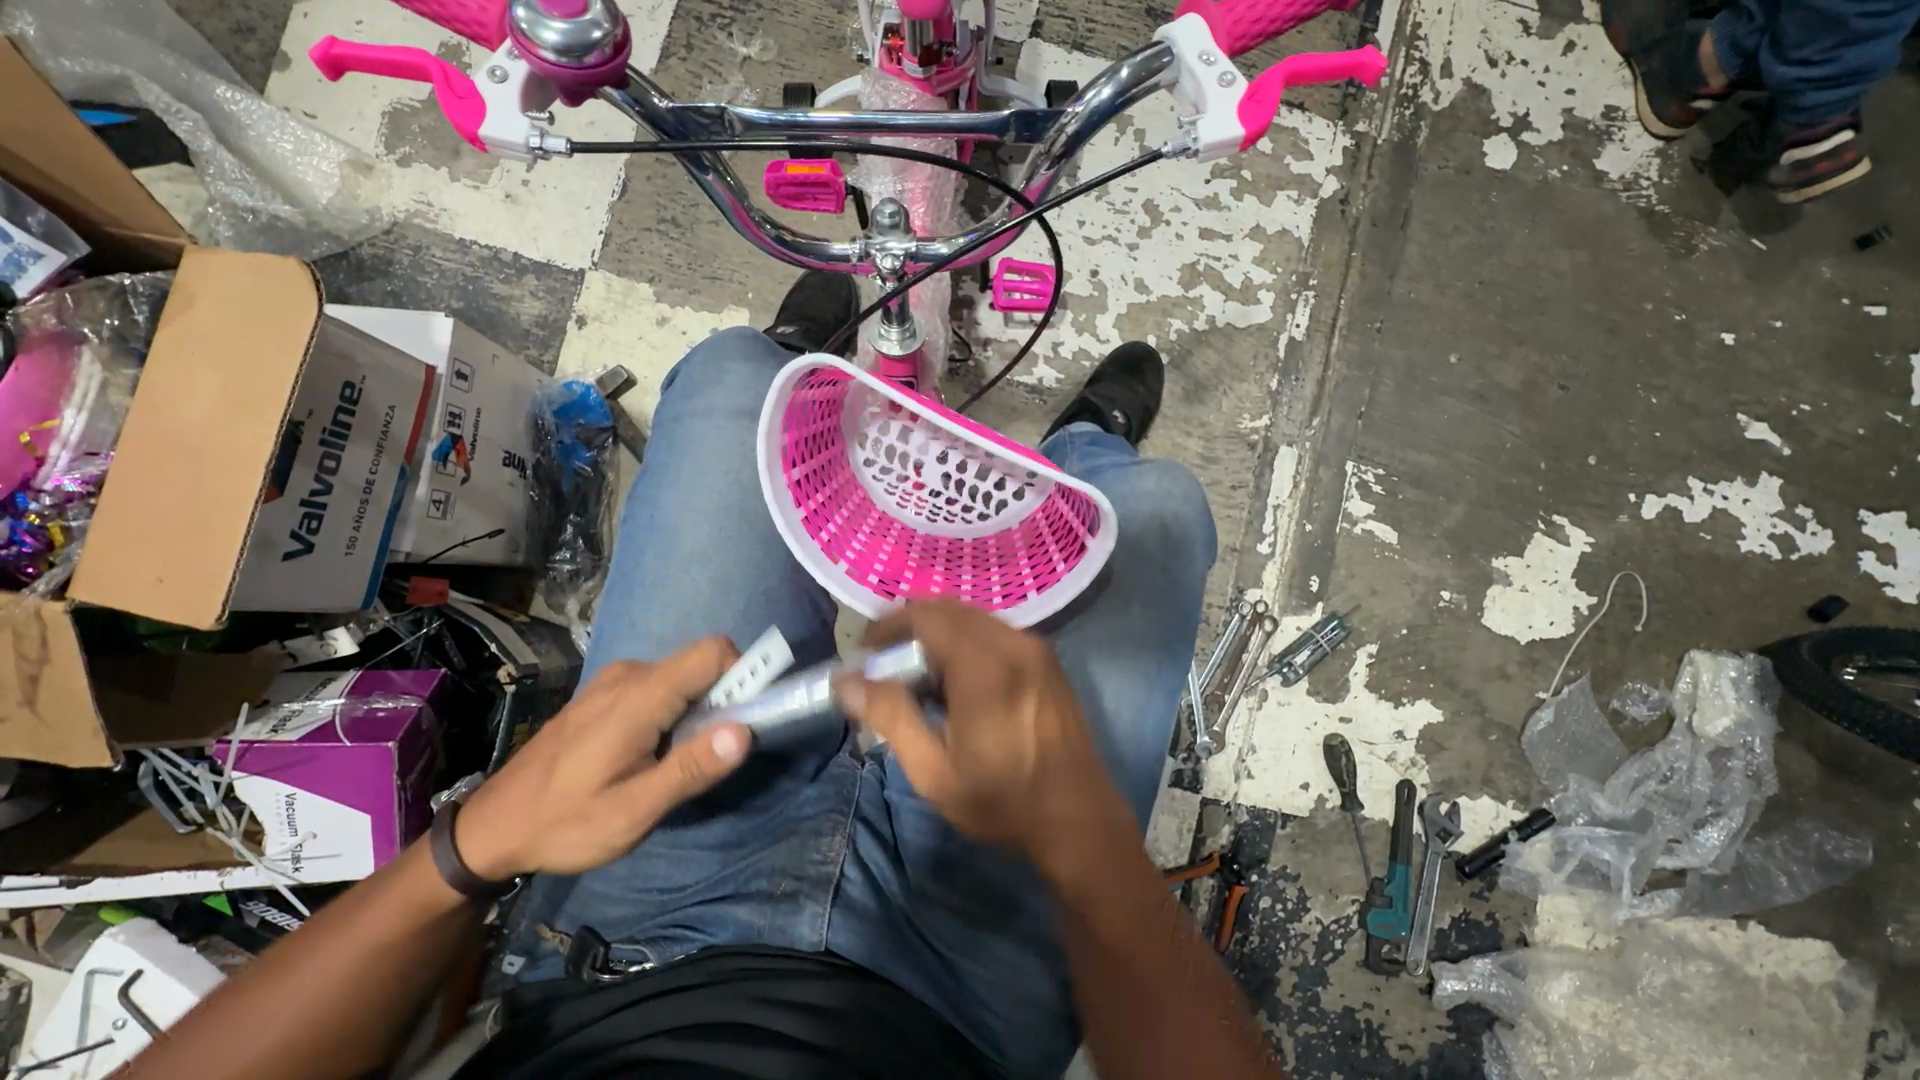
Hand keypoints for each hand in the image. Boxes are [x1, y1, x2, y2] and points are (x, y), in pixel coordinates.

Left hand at [453, 638, 750, 880]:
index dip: (744, 675)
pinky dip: (674, 712)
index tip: (748, 718)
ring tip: (675, 763)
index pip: (713, 651)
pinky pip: (660, 687)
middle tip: (709, 756)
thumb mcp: (633, 811)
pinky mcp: (605, 692)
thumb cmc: (564, 823)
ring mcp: (613, 680)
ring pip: (682, 677)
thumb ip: (691, 769)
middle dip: (723, 702)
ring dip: (698, 711)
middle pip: (701, 665)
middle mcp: (628, 675)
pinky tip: (650, 755)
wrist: (492, 827)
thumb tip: (746, 732)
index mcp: (638, 696)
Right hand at [836, 599, 1134, 884]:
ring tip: (917, 678)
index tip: (863, 654)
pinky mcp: (1048, 662)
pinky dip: (967, 644)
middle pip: (949, 610)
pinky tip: (957, 683)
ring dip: (939, 636)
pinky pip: (997, 633)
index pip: (925, 615)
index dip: (887, 626)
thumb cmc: (1002, 801)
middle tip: (884, 666)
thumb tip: (846, 681)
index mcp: (984, 664)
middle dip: (911, 629)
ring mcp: (1036, 649)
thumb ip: (891, 717)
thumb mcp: (934, 771)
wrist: (1079, 820)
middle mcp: (1013, 642)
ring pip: (974, 619)